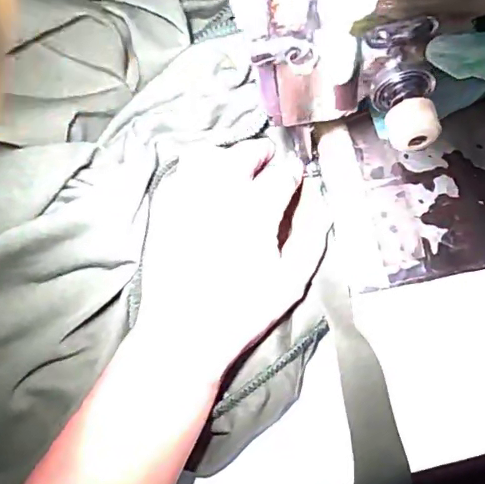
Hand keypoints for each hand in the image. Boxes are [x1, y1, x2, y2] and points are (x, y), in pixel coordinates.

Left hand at [134, 139, 328, 379]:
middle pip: (243, 154)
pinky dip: (198, 170)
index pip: (281, 174)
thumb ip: (311, 239)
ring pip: (207, 155)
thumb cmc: (243, 311)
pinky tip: (206, 185)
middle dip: (262, 153)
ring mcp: (187, 199)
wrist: (184, 330)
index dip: (294, 171)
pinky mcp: (163, 210)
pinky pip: (181, 173)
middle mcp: (220, 195)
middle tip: (270, 161)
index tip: (297, 175)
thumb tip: (321, 206)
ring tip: (236, 168)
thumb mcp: (291, 282)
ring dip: (227, 155)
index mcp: (256, 212)